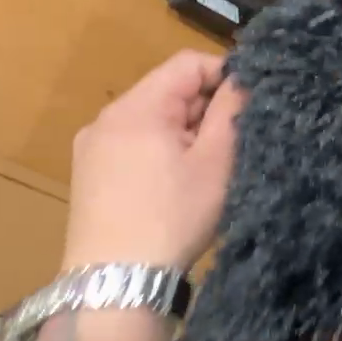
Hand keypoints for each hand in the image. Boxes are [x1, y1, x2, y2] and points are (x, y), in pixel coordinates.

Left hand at [62, 51, 246, 271]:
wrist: (117, 277)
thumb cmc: (176, 212)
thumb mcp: (218, 158)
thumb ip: (232, 108)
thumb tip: (246, 77)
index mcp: (136, 109)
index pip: (189, 63)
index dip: (227, 75)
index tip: (250, 106)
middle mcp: (106, 119)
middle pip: (171, 89)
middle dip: (208, 107)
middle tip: (234, 142)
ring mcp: (93, 146)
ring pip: (157, 116)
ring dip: (190, 130)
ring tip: (210, 165)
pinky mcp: (91, 170)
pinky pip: (139, 140)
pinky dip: (167, 147)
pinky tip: (180, 180)